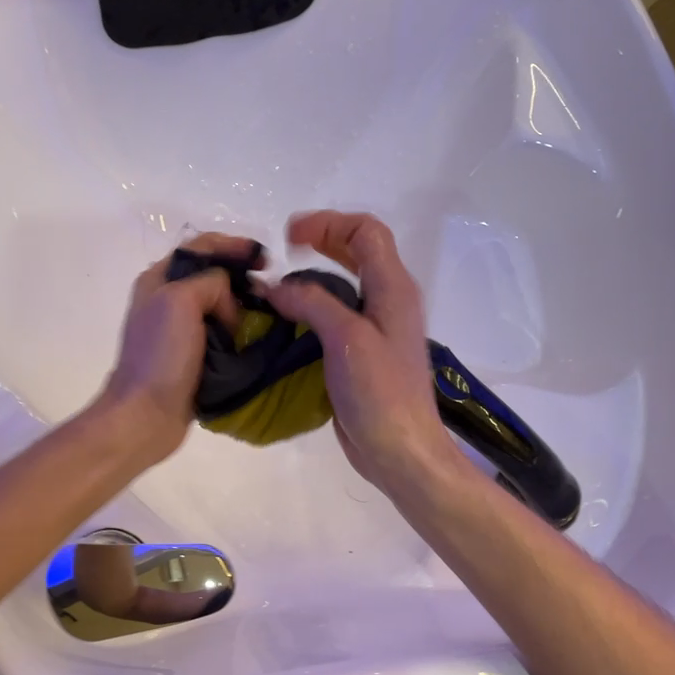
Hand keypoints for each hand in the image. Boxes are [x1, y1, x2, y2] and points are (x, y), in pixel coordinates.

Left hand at [98, 233, 259, 463]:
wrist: (146, 415)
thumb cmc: (161, 355)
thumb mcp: (180, 300)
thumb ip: (209, 282)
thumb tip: (228, 301)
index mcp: (158, 279)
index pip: (200, 246)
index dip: (233, 246)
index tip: (264, 259)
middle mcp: (166, 299)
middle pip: (211, 274)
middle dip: (241, 278)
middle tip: (270, 291)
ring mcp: (179, 330)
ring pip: (219, 305)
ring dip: (243, 307)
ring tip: (268, 315)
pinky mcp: (192, 356)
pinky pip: (221, 333)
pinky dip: (239, 332)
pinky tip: (256, 338)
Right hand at [263, 212, 466, 498]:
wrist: (400, 451)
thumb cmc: (380, 392)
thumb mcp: (346, 338)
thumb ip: (312, 303)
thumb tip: (274, 288)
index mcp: (393, 288)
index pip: (366, 231)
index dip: (328, 223)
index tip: (289, 239)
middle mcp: (388, 299)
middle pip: (357, 249)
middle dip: (320, 240)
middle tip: (281, 251)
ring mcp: (376, 326)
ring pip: (345, 280)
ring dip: (313, 273)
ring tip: (278, 285)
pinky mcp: (361, 350)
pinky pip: (336, 312)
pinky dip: (311, 304)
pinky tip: (286, 320)